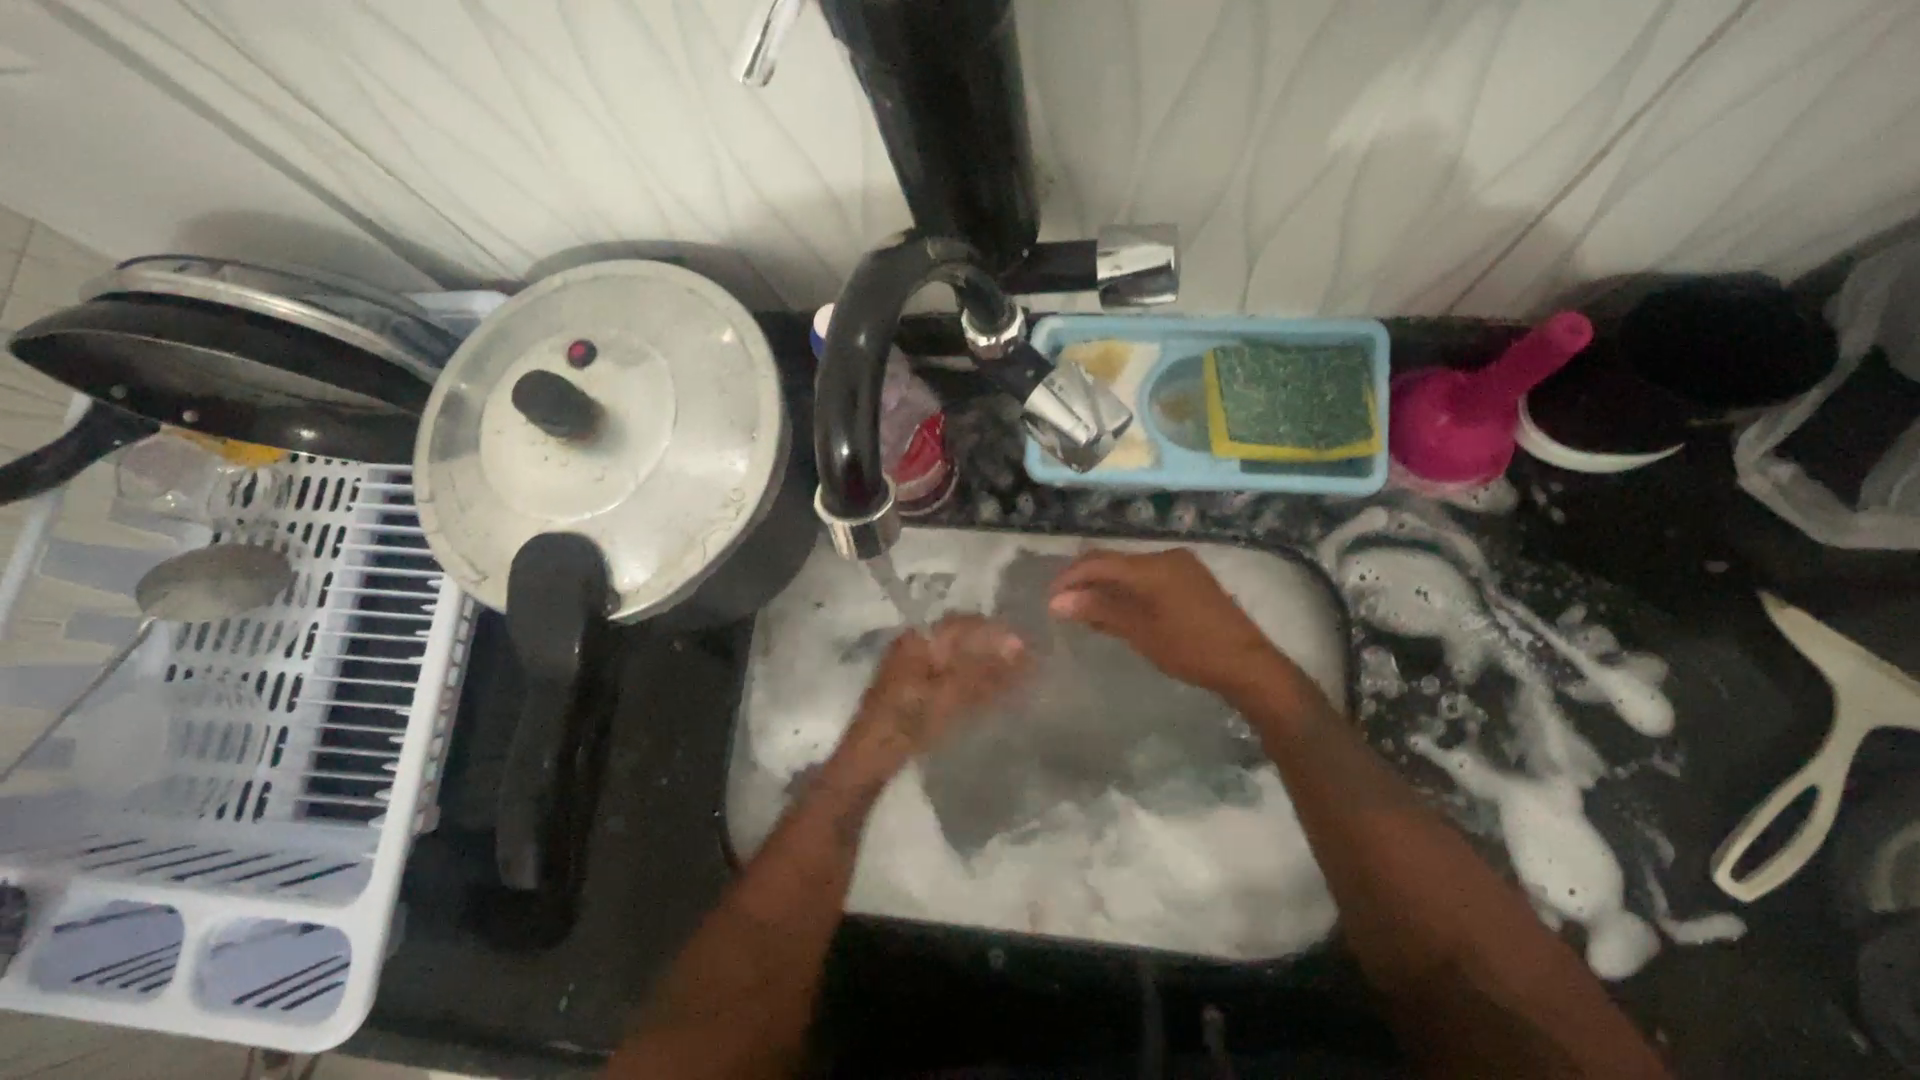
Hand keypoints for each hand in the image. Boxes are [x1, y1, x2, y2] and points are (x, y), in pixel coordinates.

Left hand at [841, 615, 1028, 774]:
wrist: (872, 756)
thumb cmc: (908, 720)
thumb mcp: (950, 695)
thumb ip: (987, 672)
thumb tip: (1023, 649)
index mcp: (919, 639)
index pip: (965, 624)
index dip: (997, 632)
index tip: (1027, 646)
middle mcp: (915, 646)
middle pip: (962, 639)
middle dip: (994, 648)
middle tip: (1026, 663)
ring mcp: (914, 669)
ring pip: (958, 659)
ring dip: (986, 667)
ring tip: (1017, 679)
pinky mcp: (916, 691)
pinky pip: (951, 677)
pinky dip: (973, 682)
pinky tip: (993, 694)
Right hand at [1048, 548, 1281, 694]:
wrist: (1247, 664)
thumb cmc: (1191, 650)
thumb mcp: (1140, 632)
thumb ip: (1099, 610)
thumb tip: (1057, 601)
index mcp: (1153, 566)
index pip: (1099, 561)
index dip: (1069, 577)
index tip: (1048, 599)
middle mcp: (1166, 557)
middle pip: (1115, 561)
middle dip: (1086, 580)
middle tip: (1062, 605)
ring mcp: (1182, 567)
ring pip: (1131, 570)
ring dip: (1107, 587)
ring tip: (1085, 611)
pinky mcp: (1191, 581)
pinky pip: (1148, 578)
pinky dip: (1128, 591)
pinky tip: (1118, 611)